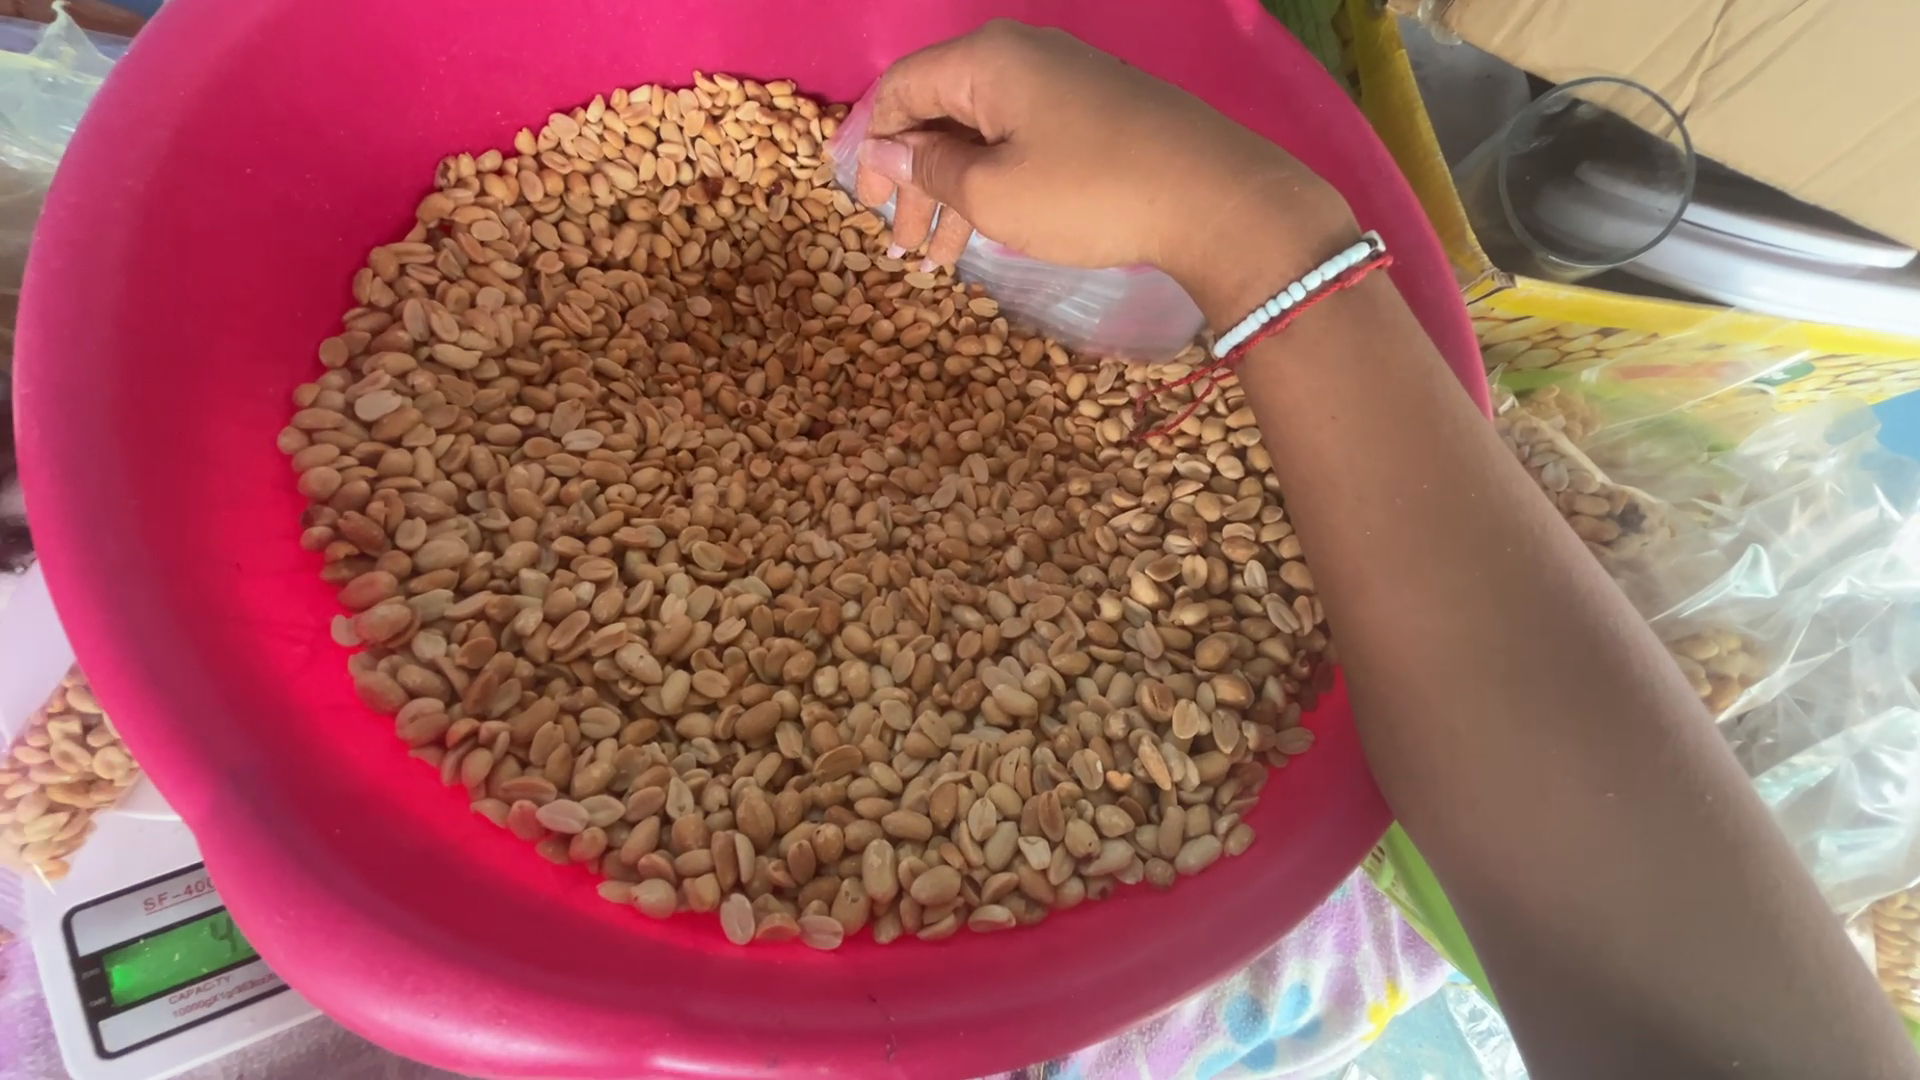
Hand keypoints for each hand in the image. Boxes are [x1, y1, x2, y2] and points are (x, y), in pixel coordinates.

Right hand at [853, 21, 1354, 310]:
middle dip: (915, 186)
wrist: (1206, 196)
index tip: (869, 204)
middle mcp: (1018, 60)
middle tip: (903, 249)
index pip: (901, 89)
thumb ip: (932, 170)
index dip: (874, 146)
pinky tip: (985, 235)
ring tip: (940, 264)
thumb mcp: (993, 193)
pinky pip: (1020, 148)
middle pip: (941, 117)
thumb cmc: (1086, 194)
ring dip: (954, 200)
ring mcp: (1058, 87)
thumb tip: (889, 149)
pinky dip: (995, 191)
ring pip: (982, 141)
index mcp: (984, 62)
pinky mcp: (1088, 118)